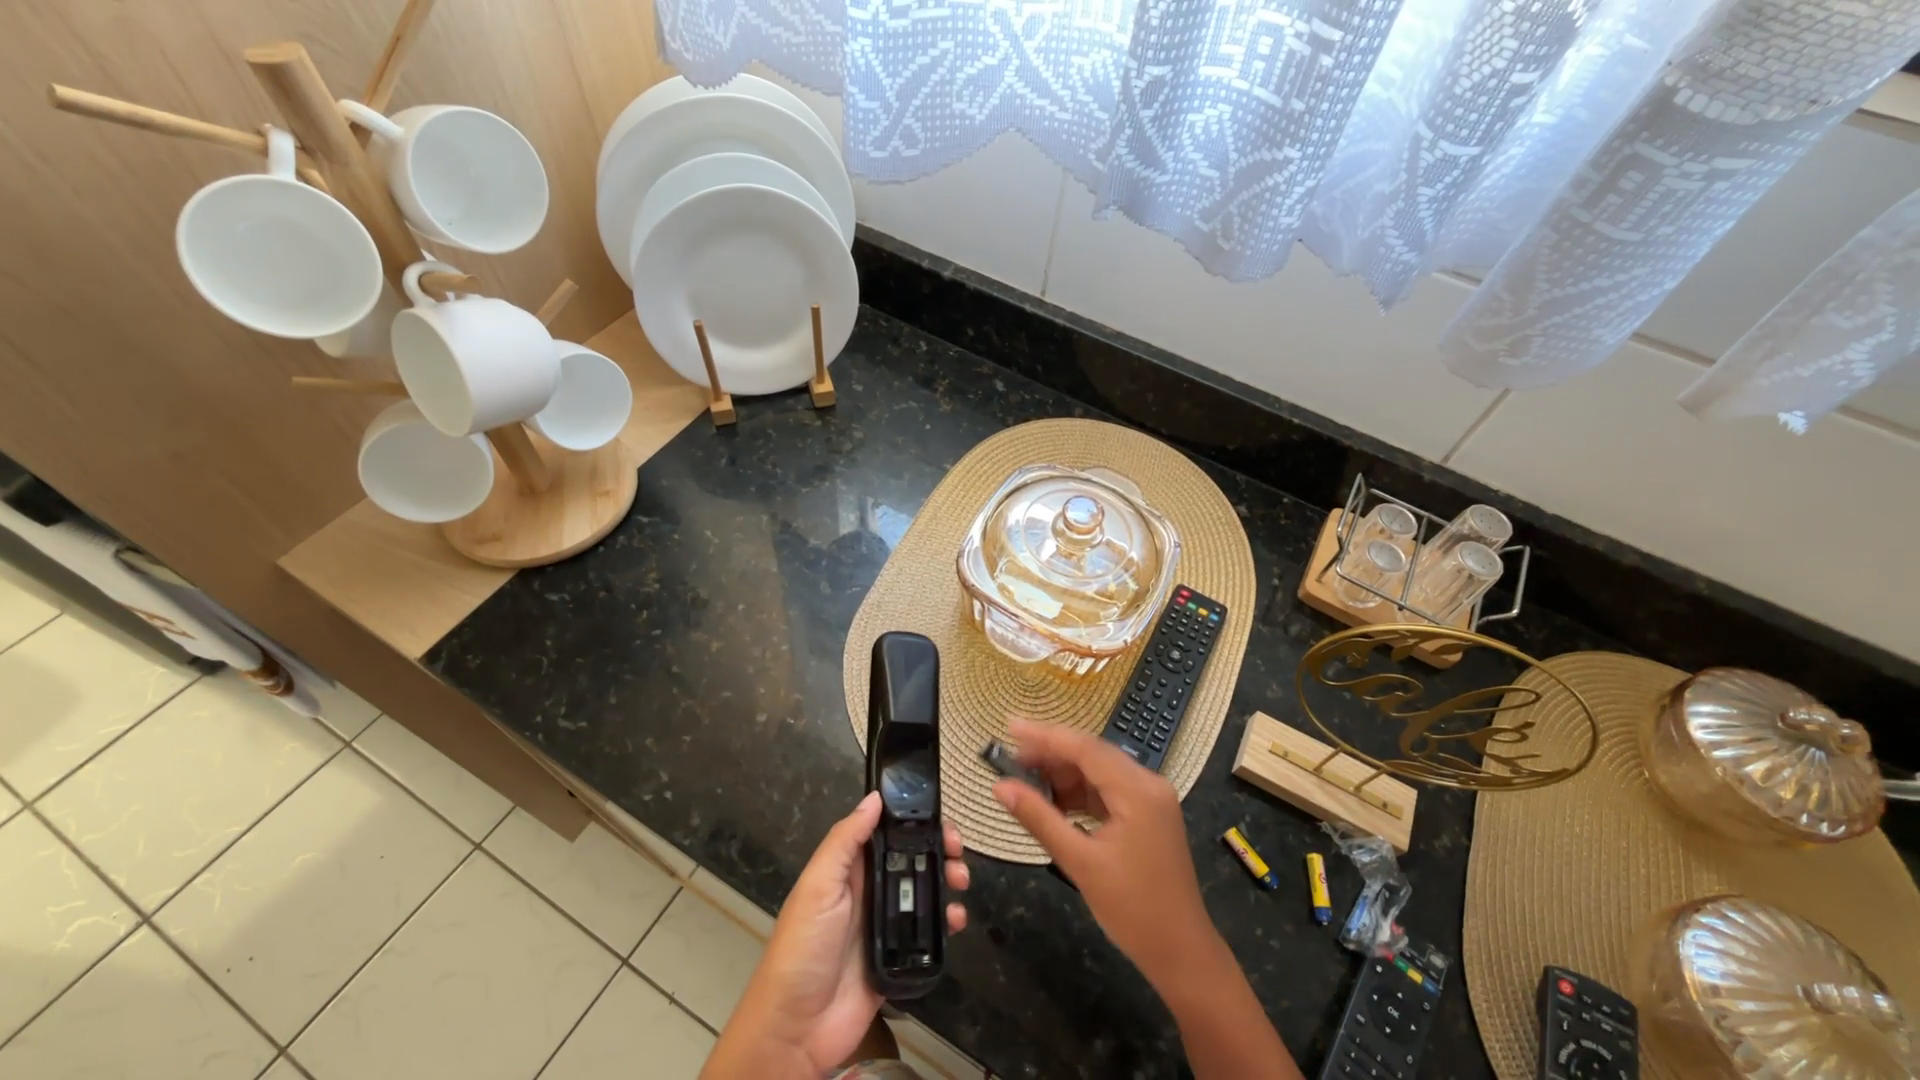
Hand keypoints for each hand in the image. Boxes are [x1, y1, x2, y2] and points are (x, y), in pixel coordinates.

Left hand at [711, 792, 967, 1076]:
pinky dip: (948, 921)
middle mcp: (869, 892)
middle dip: (939, 850)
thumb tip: (874, 798)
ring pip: (925, 892)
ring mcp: (885, 925)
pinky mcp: (900, 957)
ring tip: (961, 882)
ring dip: (947, 882)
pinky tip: (956, 919)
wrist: (798, 1026)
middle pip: (912, 860)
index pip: (886, 834)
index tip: (940, 818)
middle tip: (957, 852)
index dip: (914, 822)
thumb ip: (845, 841)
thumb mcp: (818, 886)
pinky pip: (929, 932)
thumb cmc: (804, 947)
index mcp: (847, 871)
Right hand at [992, 719, 1214, 987]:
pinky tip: (1054, 804)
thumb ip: (1039, 818)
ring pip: (1099, 773)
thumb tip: (1000, 787)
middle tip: (1009, 758)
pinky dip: (1080, 794)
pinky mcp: (1148, 817)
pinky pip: (1108, 792)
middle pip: (1093, 755)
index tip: (1009, 726)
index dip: (1044, 735)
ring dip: (1064, 775)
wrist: (1180, 950)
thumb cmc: (1131, 908)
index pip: (1085, 748)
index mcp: (1138, 791)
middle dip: (1051, 754)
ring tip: (1025, 782)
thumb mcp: (1079, 862)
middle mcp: (1149, 785)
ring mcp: (1151, 800)